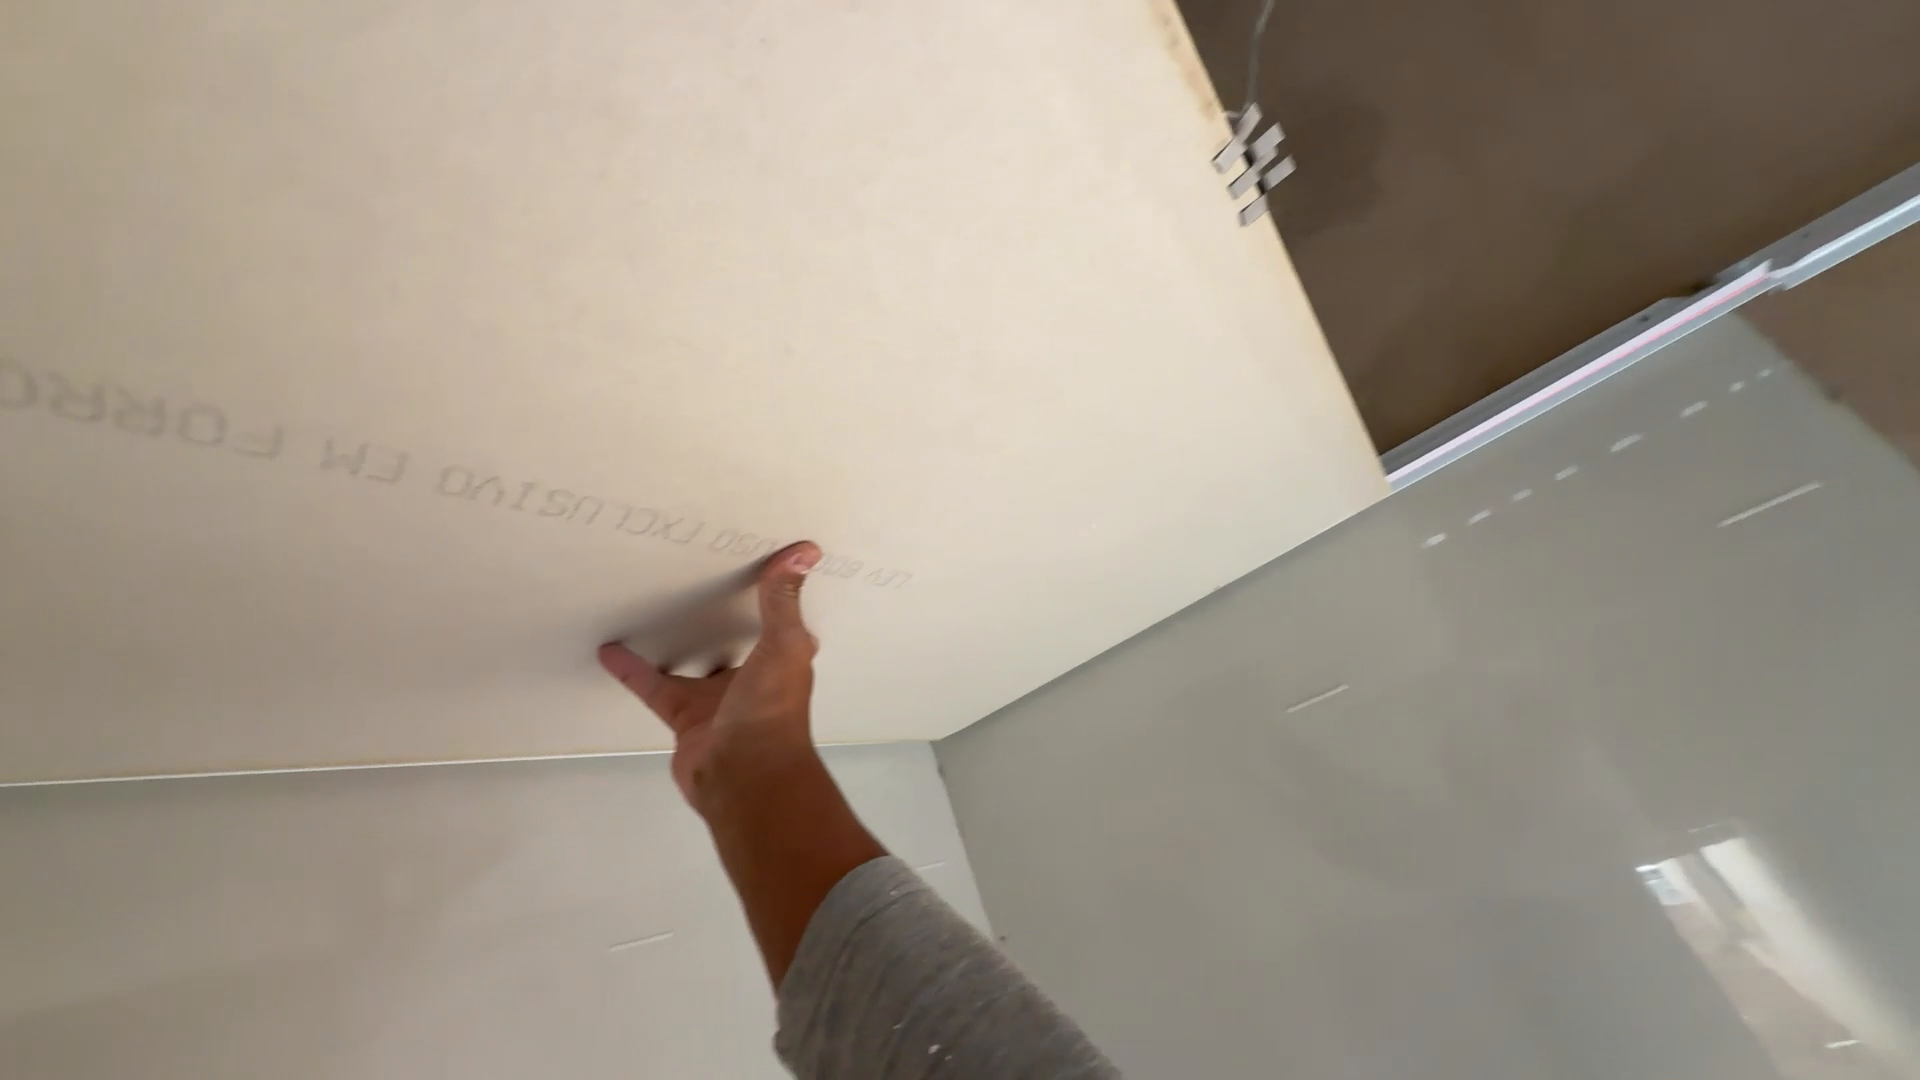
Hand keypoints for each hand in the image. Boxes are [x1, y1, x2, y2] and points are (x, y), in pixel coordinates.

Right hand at [600, 541, 823, 815]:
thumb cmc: (772, 707)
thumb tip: (806, 551)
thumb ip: (783, 601)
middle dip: (726, 620)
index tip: (764, 568)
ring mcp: (720, 701)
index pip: (782, 622)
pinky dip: (633, 669)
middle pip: (737, 642)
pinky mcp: (685, 718)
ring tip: (655, 608)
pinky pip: (655, 686)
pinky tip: (610, 649)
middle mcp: (755, 679)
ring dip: (679, 643)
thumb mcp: (783, 644)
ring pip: (695, 664)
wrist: (742, 776)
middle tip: (703, 582)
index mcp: (785, 661)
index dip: (776, 600)